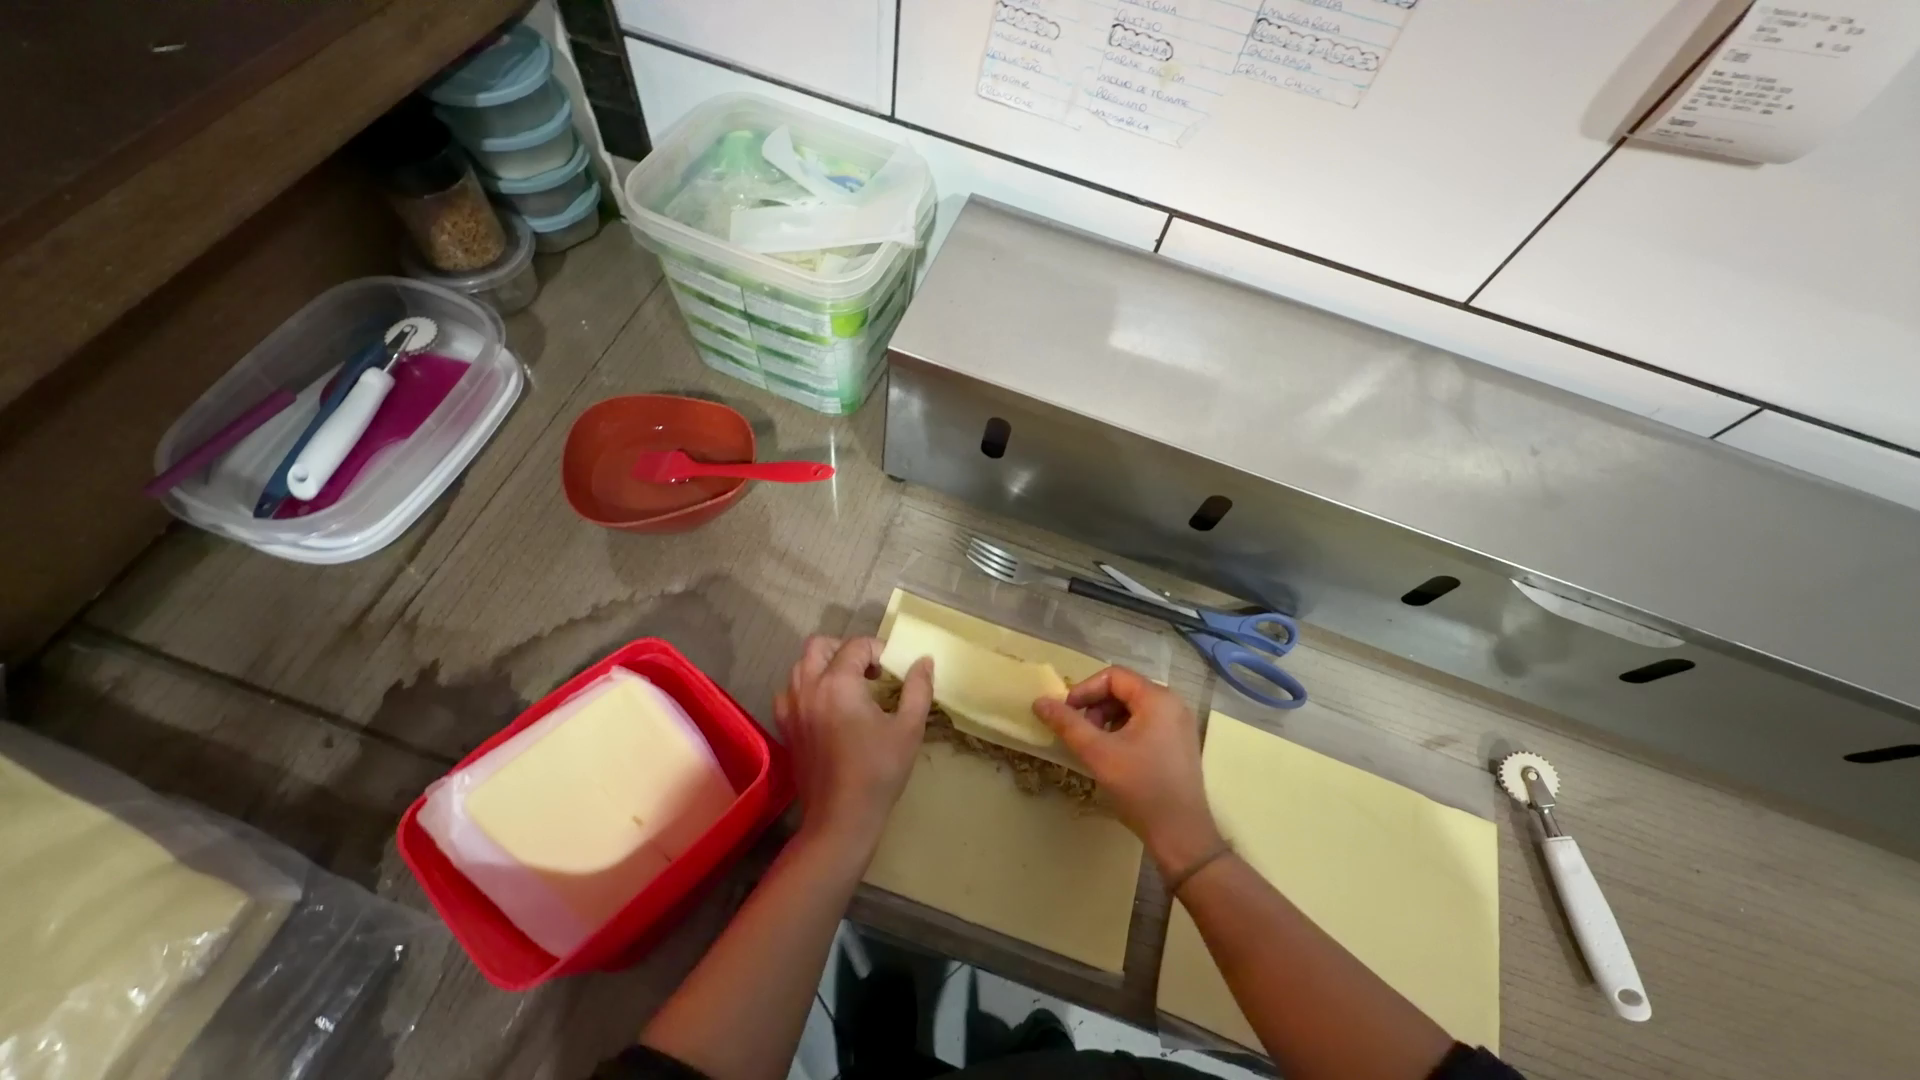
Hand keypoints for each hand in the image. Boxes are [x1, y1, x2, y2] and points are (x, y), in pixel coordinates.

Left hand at [774, 635, 932, 848]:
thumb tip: (923, 661)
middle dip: (845, 649)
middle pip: (819, 646)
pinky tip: (827, 708)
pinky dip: (807, 689)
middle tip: (868, 671)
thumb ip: (918, 689)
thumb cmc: (879, 772)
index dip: (879, 651)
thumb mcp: (908, 729)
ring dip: (825, 666)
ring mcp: (791, 708)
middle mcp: (808, 688)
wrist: (841, 818)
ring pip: (800, 666)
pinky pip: (790, 692)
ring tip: (850, 687)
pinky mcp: (786, 728)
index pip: (857, 646)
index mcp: (838, 684)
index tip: (893, 672)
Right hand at [1032, 667, 1222, 874]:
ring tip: (1094, 746)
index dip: (1084, 690)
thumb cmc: (1140, 788)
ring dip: (1108, 720)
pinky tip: (1113, 756)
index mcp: (1158, 699)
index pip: (1113, 676)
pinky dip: (1124, 731)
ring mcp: (1179, 724)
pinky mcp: (1179, 744)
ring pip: (1134, 708)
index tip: (1065, 713)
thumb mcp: (1098, 753)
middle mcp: (1173, 704)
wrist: (1180, 833)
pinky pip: (1146, 724)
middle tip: (1080, 732)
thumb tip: (1039, 702)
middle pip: (1124, 690)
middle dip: (1095, 707)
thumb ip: (1067, 724)